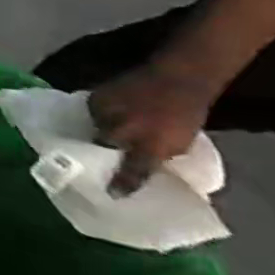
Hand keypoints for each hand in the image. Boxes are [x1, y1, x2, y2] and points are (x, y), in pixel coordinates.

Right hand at [88, 63, 217, 195]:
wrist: (176, 80)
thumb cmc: (184, 117)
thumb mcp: (178, 145)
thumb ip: (155, 158)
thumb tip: (138, 169)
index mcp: (149, 147)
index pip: (132, 171)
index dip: (121, 184)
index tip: (111, 195)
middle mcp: (125, 130)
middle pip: (103, 146)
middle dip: (101, 152)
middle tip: (101, 157)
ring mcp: (109, 111)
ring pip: (94, 127)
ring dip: (97, 132)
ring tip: (101, 134)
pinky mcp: (97, 95)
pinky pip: (91, 111)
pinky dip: (95, 115)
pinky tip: (101, 116)